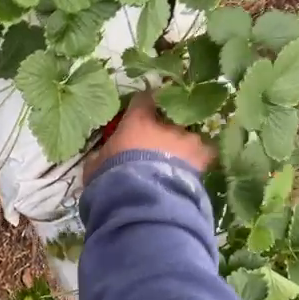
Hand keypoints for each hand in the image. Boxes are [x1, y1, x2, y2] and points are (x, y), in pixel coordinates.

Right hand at [85, 92, 213, 179]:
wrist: (140, 199)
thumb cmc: (111, 180)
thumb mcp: (94, 169)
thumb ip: (100, 159)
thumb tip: (99, 158)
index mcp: (137, 122)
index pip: (143, 100)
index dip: (142, 105)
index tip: (140, 110)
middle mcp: (166, 125)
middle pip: (168, 119)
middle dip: (162, 131)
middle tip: (154, 149)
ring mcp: (187, 140)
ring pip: (186, 138)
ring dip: (180, 148)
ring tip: (173, 166)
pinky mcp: (202, 158)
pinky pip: (204, 155)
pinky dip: (197, 161)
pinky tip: (189, 173)